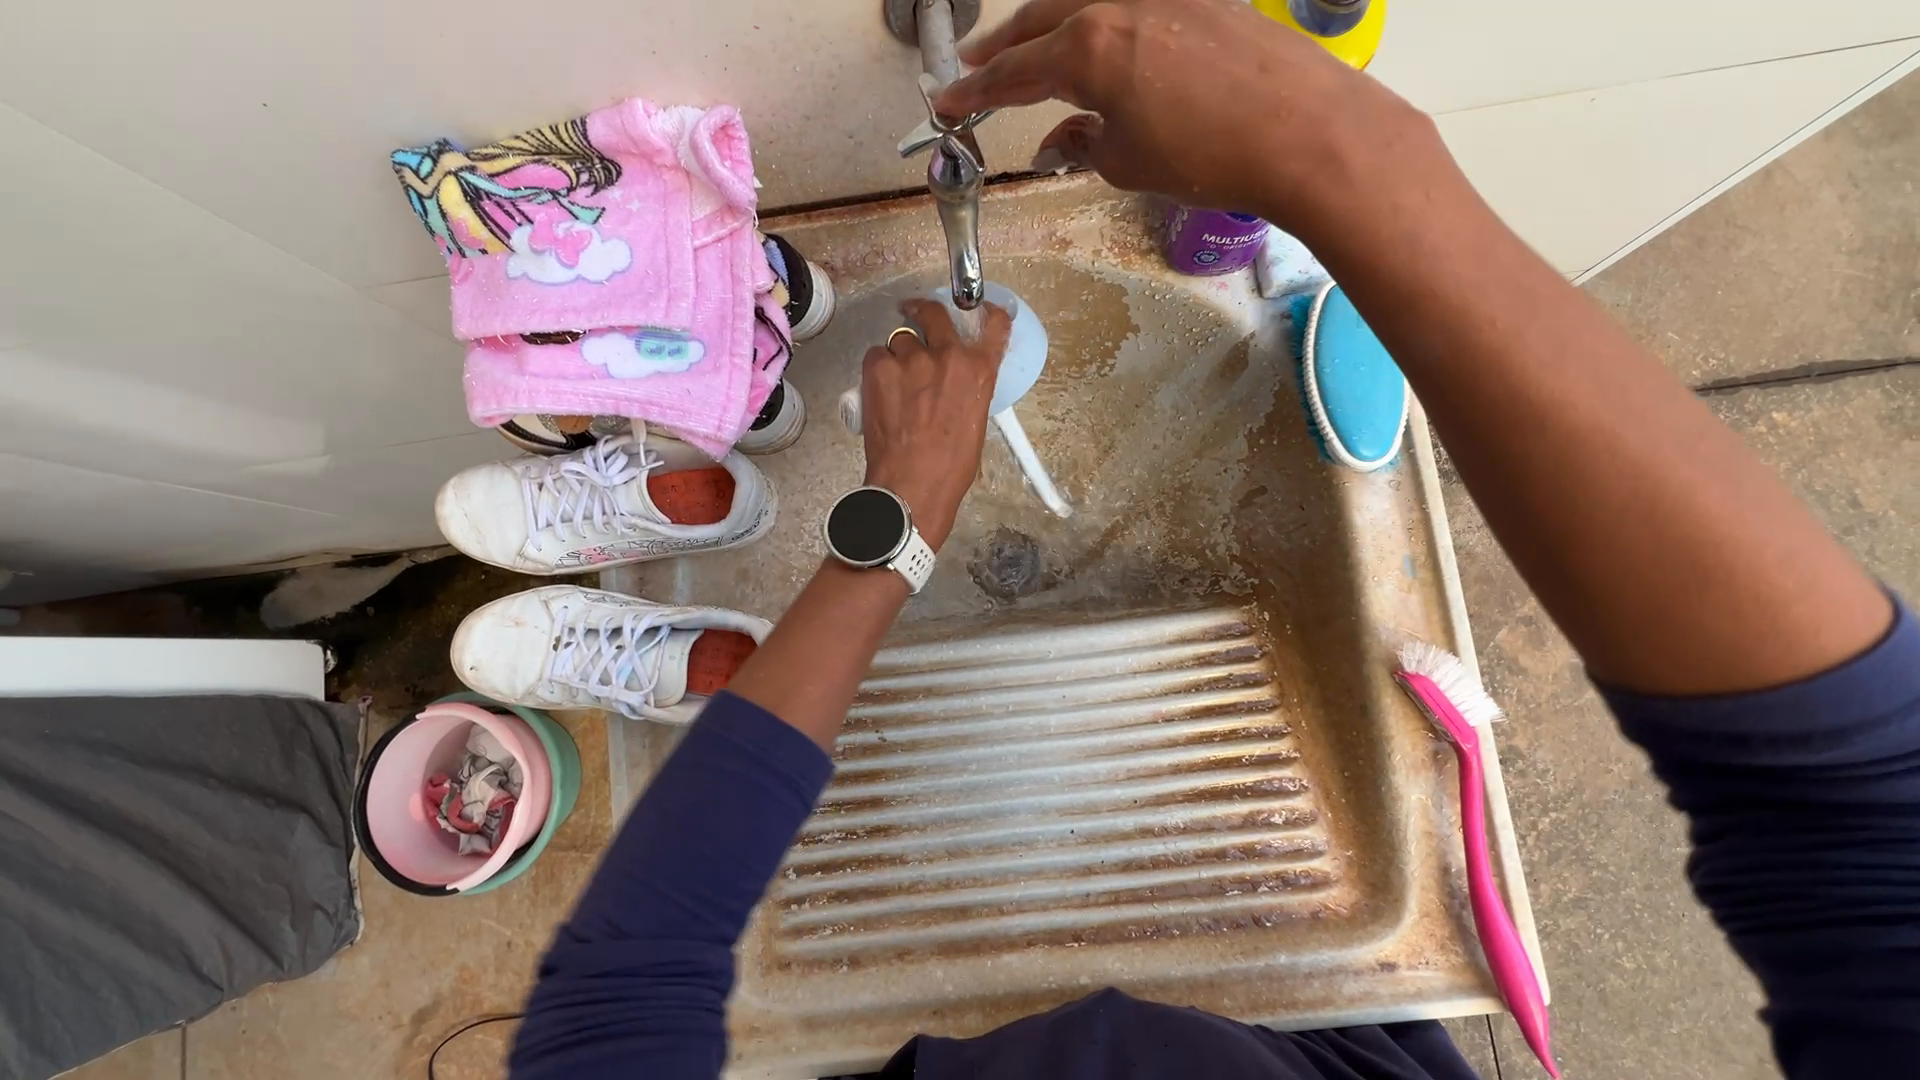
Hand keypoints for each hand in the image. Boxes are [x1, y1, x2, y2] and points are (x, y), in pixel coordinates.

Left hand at [859, 299, 1010, 551]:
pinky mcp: (878, 367)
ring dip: (900, 356)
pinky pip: (877, 355)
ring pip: (901, 341)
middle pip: (935, 313)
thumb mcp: (975, 422)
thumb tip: (955, 378)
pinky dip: (878, 369)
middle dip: (925, 311)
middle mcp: (947, 355)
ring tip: (897, 385)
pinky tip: (881, 392)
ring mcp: (910, 359)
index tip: (975, 306)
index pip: (993, 324)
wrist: (912, 485)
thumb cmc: (950, 466)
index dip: (986, 311)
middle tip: (916, 313)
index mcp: (979, 371)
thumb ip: (968, 388)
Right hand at [936, 0, 1442, 239]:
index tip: (945, 103)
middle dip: (1001, 45)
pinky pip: (1128, 3)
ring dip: (1046, 23)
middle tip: (971, 63)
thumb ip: (1083, 143)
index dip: (974, 91)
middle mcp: (1118, 1)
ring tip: (1026, 45)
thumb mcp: (1127, 161)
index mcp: (1088, 46)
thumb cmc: (1206, 156)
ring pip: (1083, 0)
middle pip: (1040, 18)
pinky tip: (1096, 39)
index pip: (1014, 71)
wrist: (1305, 132)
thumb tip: (1057, 141)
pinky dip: (1097, 22)